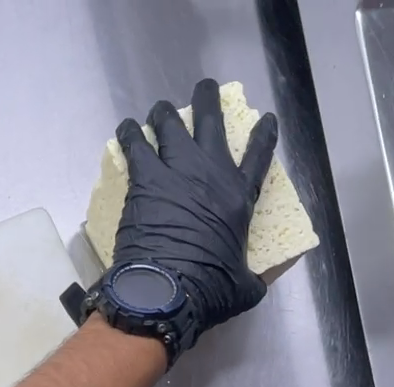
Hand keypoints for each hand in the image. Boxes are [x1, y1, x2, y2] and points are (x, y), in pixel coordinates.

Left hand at [112, 78, 278, 354]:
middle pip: (211, 121)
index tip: (266, 120)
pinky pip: (136, 143)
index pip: (259, 155)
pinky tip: (127, 129)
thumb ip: (254, 279)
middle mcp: (211, 175)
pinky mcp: (145, 178)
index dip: (264, 135)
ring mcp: (176, 171)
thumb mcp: (244, 288)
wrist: (165, 291)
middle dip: (207, 99)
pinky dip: (131, 133)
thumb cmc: (208, 292)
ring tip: (158, 112)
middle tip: (203, 89)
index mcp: (240, 199)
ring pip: (170, 124)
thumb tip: (260, 285)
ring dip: (164, 114)